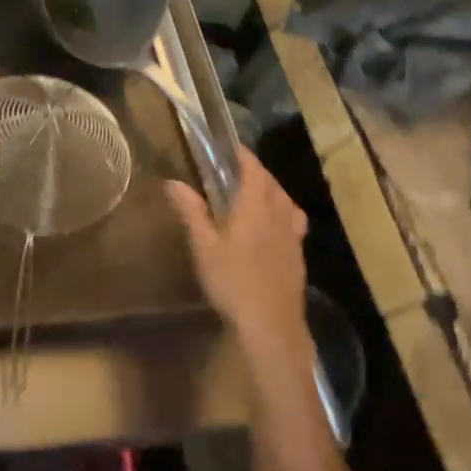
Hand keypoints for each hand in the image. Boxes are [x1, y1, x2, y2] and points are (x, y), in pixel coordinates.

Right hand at [166, 148, 308, 344]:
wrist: (271, 323)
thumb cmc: (232, 282)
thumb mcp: (203, 247)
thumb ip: (191, 212)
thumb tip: (172, 182)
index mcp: (255, 208)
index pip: (254, 170)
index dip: (243, 155)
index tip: (230, 147)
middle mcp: (278, 215)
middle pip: (272, 183)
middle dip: (256, 171)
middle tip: (235, 170)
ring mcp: (292, 235)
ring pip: (286, 201)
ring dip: (271, 189)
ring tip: (254, 193)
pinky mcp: (297, 254)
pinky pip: (292, 220)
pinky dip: (282, 210)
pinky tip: (271, 225)